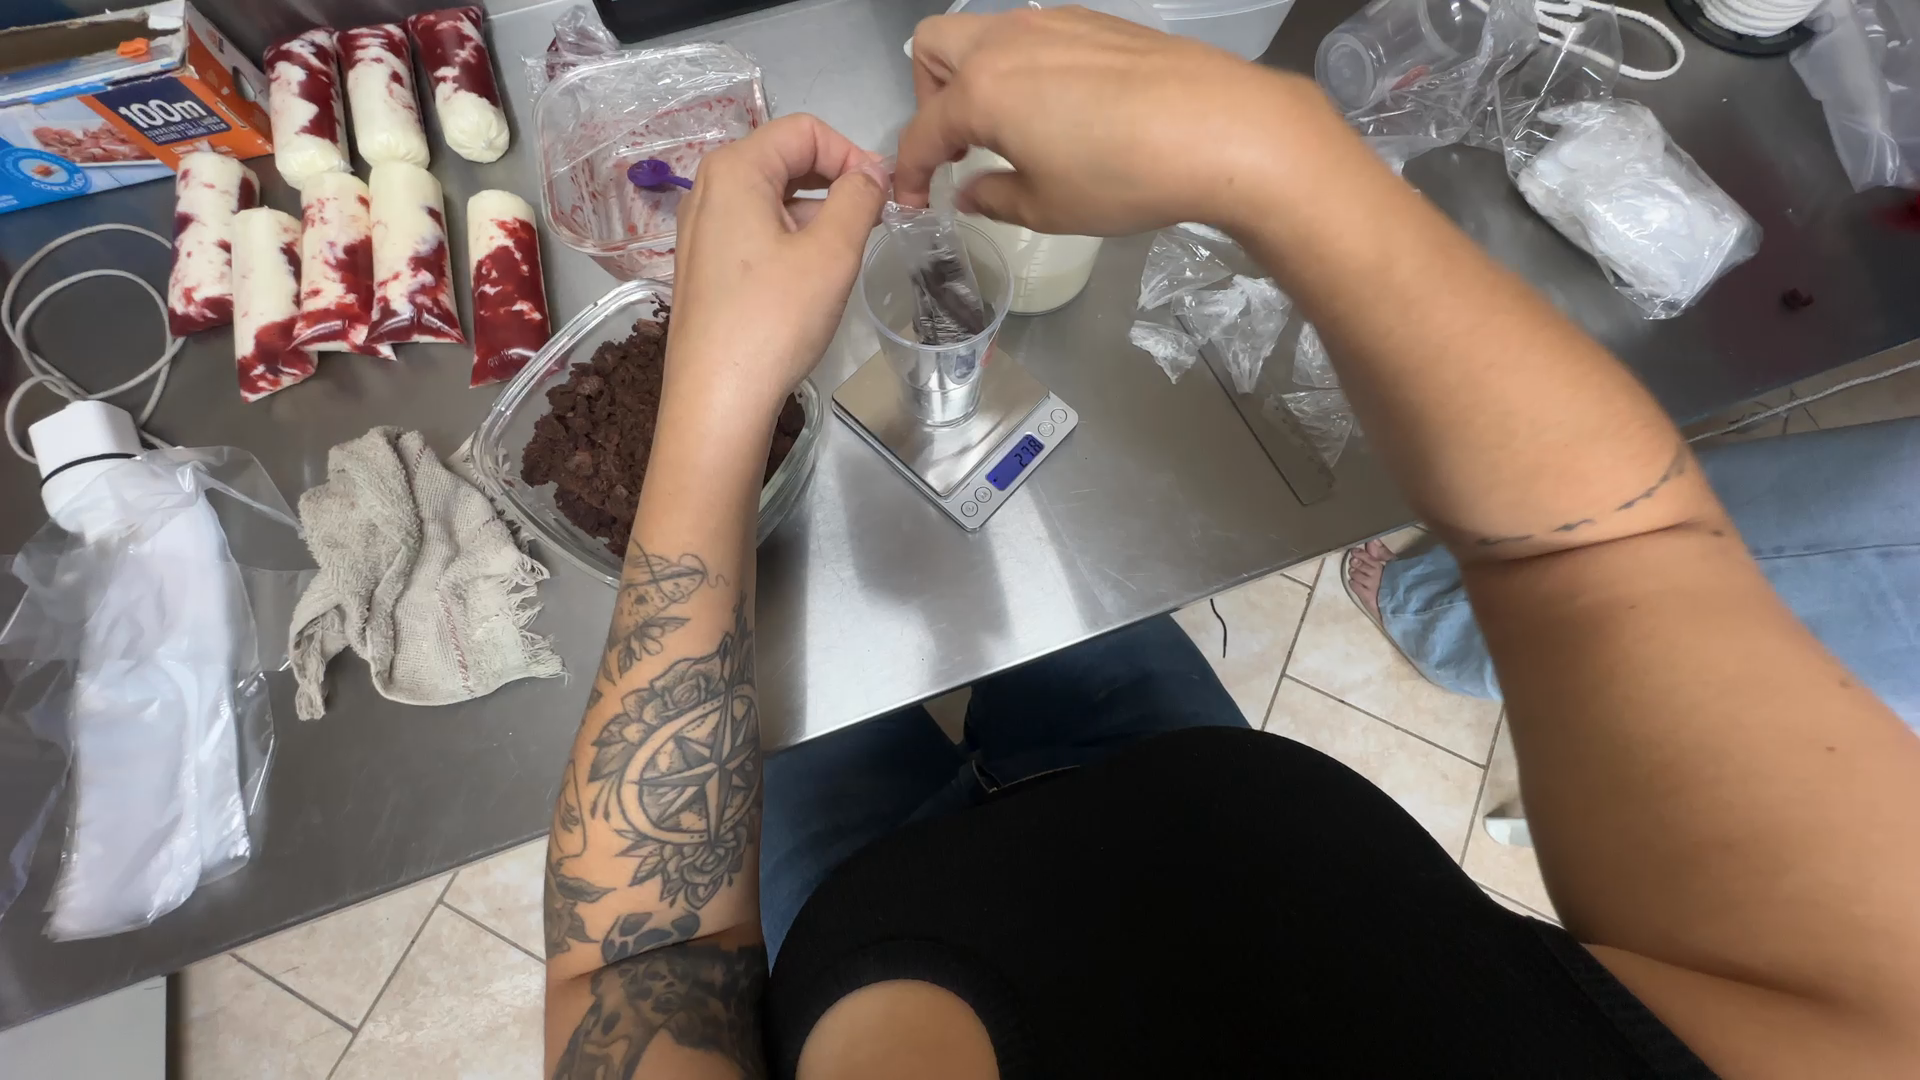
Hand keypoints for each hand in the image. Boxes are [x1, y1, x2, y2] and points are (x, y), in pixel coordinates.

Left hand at [666, 114, 889, 418]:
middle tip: (872, 224)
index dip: (853, 154)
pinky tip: (810, 281)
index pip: (805, 131)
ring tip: (845, 258)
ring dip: (816, 217)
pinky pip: (755, 234)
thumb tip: (871, 174)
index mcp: (735, 170)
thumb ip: (858, 200)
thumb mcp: (831, 254)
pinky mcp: (706, 269)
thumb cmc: (775, 320)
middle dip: (835, 185)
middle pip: (784, 161)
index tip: (884, 197)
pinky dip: (790, 242)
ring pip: (772, 201)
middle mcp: (708, 190)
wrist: (719, 398)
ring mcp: (701, 232)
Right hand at [895, 8, 1311, 236]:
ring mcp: (1051, 21)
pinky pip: (1028, 37)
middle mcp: (1006, 41)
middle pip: (933, 49)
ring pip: (981, 34)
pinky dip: (1016, 71)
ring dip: (972, 81)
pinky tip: (1053, 113)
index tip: (913, 204)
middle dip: (928, 99)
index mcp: (983, 90)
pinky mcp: (1091, 21)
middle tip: (959, 148)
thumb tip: (968, 193)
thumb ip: (993, 197)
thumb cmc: (1119, 179)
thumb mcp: (1045, 208)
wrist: (1217, 129)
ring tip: (1005, 133)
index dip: (910, 173)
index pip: (922, 131)